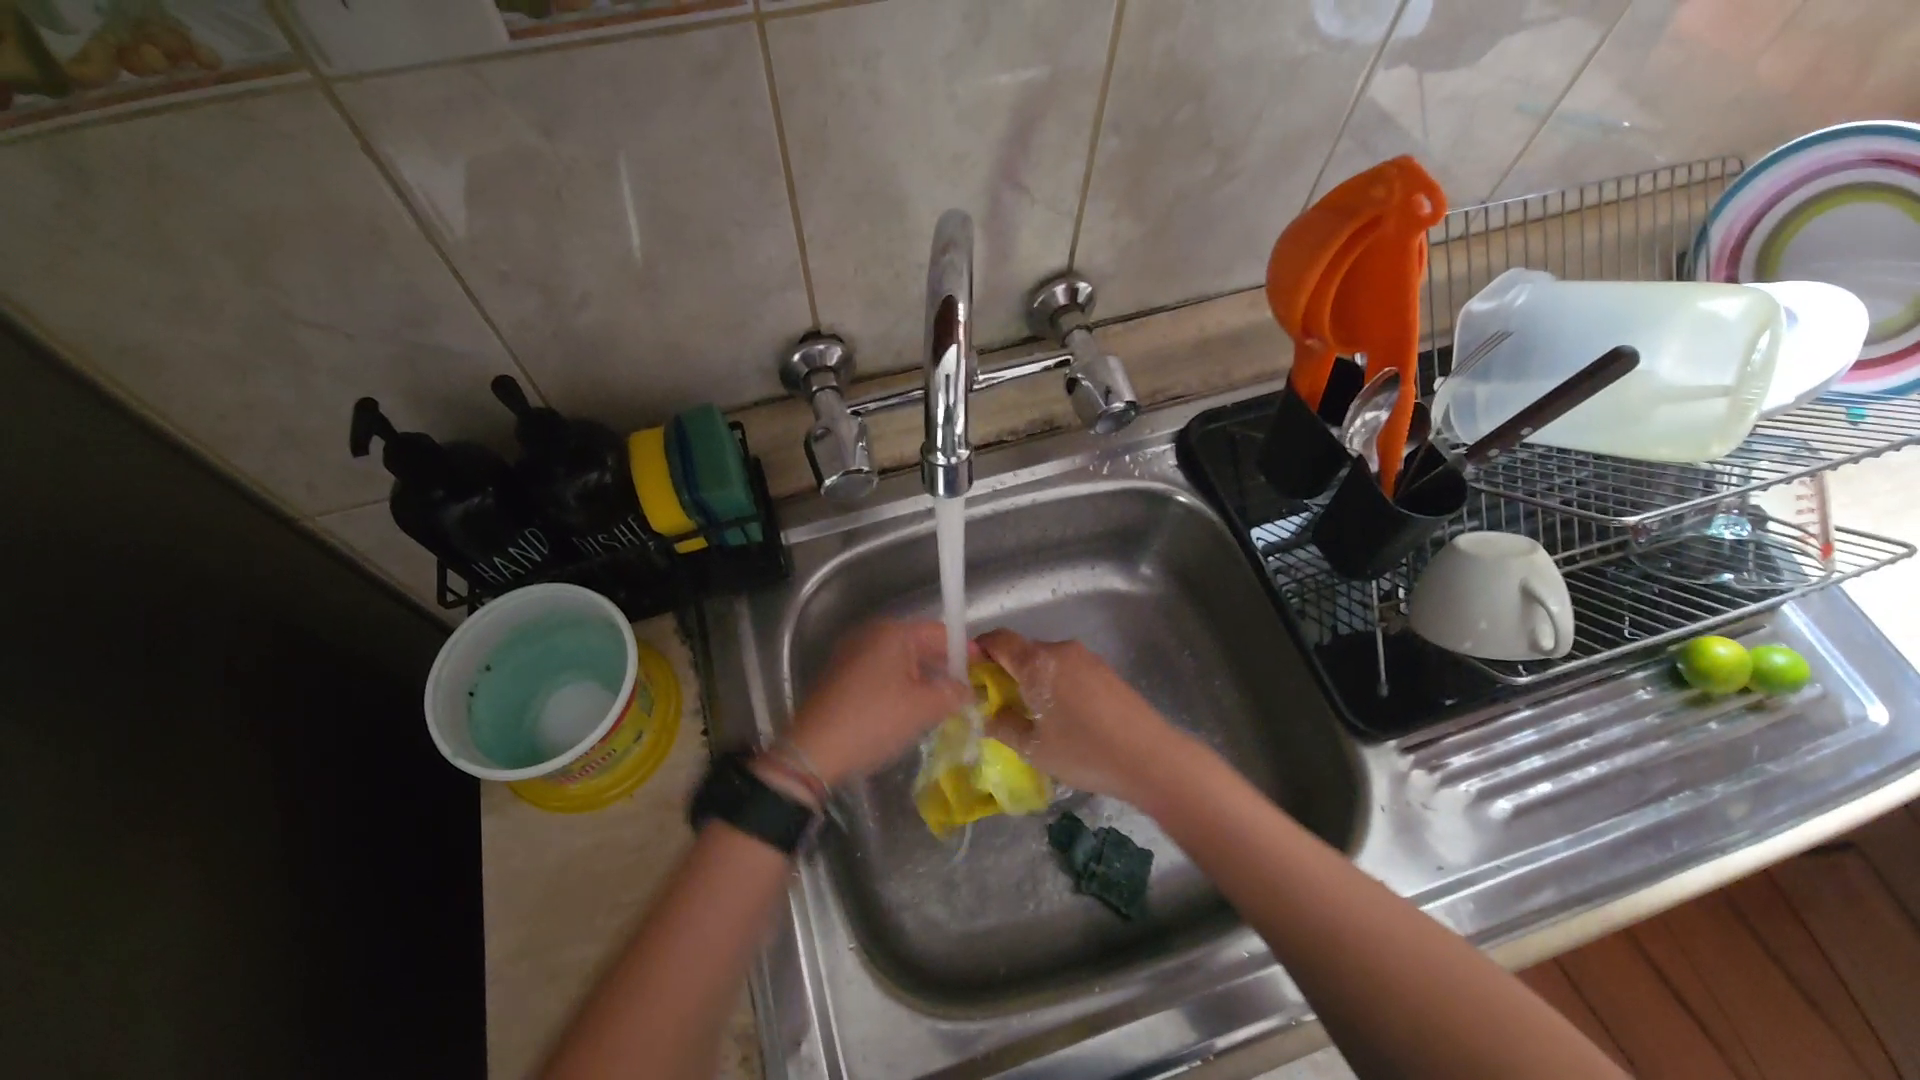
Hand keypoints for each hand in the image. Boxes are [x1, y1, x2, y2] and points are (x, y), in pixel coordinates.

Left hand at [781, 619, 973, 786]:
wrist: (814, 751)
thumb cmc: (874, 721)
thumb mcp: (923, 709)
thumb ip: (953, 693)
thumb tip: (966, 689)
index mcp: (893, 633)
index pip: (940, 632)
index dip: (964, 652)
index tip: (982, 671)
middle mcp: (870, 634)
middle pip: (919, 645)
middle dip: (943, 667)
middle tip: (963, 693)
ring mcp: (851, 654)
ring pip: (899, 662)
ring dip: (921, 679)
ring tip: (940, 706)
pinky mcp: (840, 676)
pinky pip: (880, 674)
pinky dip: (898, 687)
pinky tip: (908, 711)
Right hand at [975, 629, 1197, 804]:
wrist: (1151, 759)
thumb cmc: (1085, 751)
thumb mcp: (1032, 747)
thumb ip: (1002, 725)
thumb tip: (986, 714)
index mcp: (1037, 662)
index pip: (998, 640)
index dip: (978, 652)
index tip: (970, 676)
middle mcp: (1061, 650)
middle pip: (1022, 651)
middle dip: (1005, 672)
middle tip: (998, 705)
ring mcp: (1088, 659)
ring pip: (1047, 662)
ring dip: (1032, 681)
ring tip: (1032, 717)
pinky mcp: (1107, 673)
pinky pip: (1068, 671)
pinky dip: (1056, 686)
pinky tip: (1063, 718)